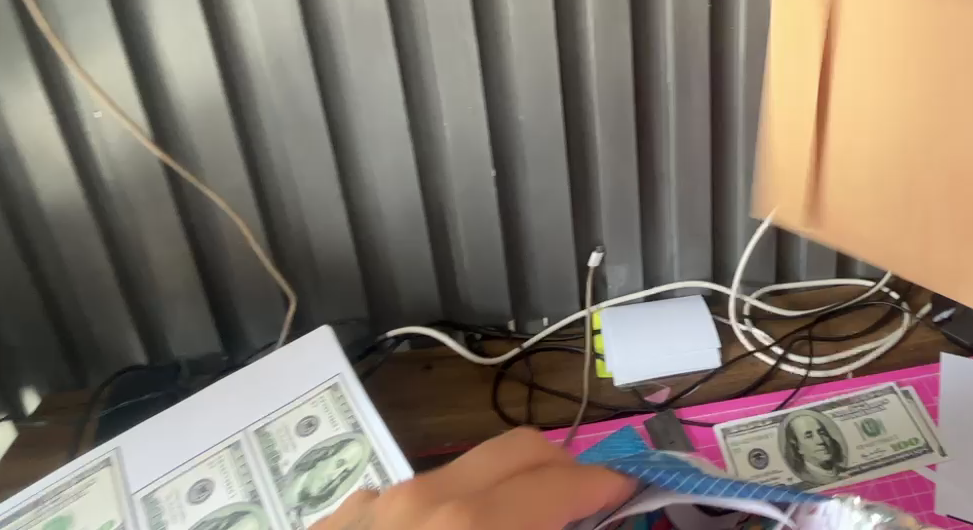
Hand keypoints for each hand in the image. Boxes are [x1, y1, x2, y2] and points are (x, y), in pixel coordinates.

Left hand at [311, 428, 631, 529]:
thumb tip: (575, 525)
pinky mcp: (339, 520)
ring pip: (466, 470)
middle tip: (592, 502)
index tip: (633, 493)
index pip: (559, 486)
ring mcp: (375, 504)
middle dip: (567, 469)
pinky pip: (412, 497)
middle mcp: (424, 499)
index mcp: (469, 526)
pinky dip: (450, 511)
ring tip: (525, 527)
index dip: (606, 486)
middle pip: (520, 450)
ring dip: (509, 489)